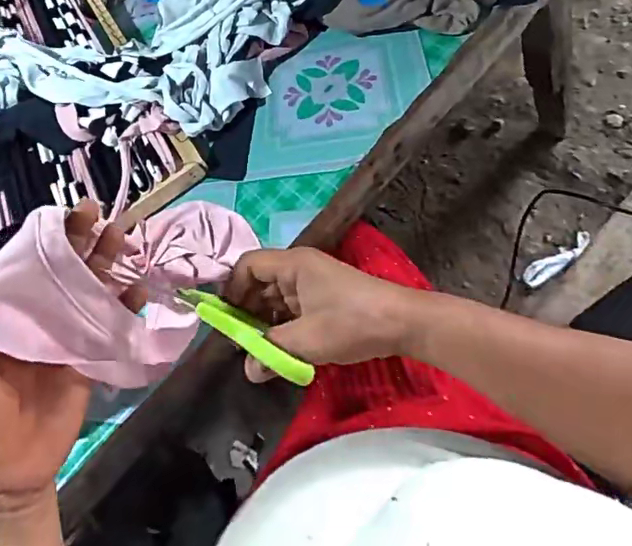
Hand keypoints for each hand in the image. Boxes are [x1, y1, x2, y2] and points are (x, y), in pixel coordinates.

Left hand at [0, 202, 143, 535]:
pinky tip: (137, 287)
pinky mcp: (85, 360)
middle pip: (58, 272)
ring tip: (120, 234)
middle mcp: (34, 319)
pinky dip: (124, 306)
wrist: (2, 486)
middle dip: (76, 240)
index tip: (60, 217)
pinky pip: (106, 327)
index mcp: (1, 318)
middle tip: (93, 211)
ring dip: (102, 262)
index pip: (22, 269)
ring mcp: (61, 337)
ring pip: (85, 290)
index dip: (41, 242)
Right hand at [223, 247, 425, 382]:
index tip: (226, 319)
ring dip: (264, 319)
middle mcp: (299, 267)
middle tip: (238, 339)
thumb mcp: (308, 340)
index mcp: (292, 264)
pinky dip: (282, 323)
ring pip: (275, 296)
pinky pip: (291, 305)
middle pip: (259, 280)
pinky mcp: (324, 297)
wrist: (404, 324)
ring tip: (257, 347)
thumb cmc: (352, 323)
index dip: (232, 290)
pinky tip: (280, 345)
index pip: (248, 265)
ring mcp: (313, 281)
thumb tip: (247, 369)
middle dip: (246, 308)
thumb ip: (272, 350)